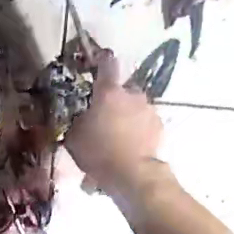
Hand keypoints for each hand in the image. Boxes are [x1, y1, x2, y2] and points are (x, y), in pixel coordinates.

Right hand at [64, 50, 164, 198]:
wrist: (131, 174)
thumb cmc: (98, 152)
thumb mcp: (74, 136)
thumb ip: (77, 119)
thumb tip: (79, 116)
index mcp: (108, 92)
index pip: (106, 63)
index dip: (101, 59)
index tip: (97, 60)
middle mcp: (132, 94)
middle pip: (121, 89)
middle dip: (114, 100)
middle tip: (103, 117)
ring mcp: (149, 109)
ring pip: (134, 106)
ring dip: (127, 115)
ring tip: (117, 136)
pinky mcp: (159, 125)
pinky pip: (145, 122)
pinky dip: (138, 129)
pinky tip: (129, 145)